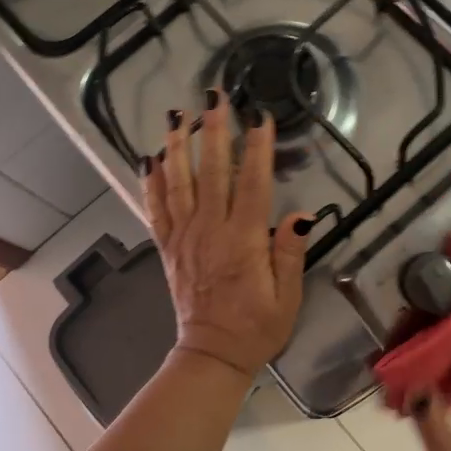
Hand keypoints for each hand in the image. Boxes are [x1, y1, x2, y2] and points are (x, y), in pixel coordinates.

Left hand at [142, 90, 311, 376]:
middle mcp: (210, 231)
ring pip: (178, 182)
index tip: (260, 118)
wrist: (212, 354)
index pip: (253, 184)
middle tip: (215, 97)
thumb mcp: (287, 297)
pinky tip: (150, 157)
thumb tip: (300, 214)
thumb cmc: (257, 327)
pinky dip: (152, 181)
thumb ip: (290, 253)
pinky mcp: (167, 247)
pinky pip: (156, 208)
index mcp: (244, 241)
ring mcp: (184, 237)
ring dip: (178, 145)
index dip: (257, 149)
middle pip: (212, 171)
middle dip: (214, 131)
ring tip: (178, 114)